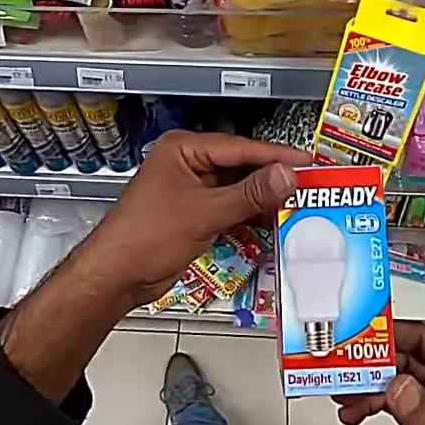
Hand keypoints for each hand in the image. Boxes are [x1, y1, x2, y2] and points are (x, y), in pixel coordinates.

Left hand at [75, 131, 306, 306]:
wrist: (116, 277)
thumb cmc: (147, 236)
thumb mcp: (205, 212)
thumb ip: (250, 194)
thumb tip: (287, 175)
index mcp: (184, 149)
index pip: (240, 147)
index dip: (276, 156)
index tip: (307, 163)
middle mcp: (189, 164)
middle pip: (241, 166)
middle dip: (272, 178)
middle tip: (308, 185)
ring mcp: (193, 189)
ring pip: (238, 188)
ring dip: (263, 199)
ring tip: (297, 205)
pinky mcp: (196, 212)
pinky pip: (231, 207)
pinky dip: (250, 214)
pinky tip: (273, 222)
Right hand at [336, 323, 424, 424]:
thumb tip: (399, 385)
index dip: (394, 334)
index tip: (364, 336)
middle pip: (408, 354)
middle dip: (374, 361)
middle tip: (345, 365)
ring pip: (398, 375)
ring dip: (370, 383)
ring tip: (345, 393)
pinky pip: (396, 397)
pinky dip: (374, 402)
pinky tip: (356, 411)